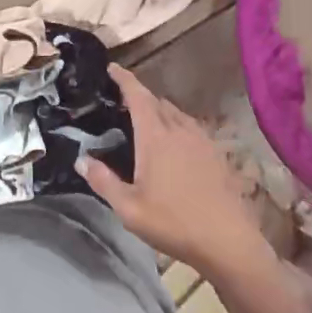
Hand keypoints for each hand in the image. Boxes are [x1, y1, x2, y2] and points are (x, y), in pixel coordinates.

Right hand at [80, 66, 276, 279]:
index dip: (124, 79)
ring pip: (176, 113)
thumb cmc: (175, 223)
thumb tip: (81, 159)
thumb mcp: (129, 208)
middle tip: (120, 102)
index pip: (137, 95)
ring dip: (159, 111)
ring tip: (145, 122)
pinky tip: (173, 146)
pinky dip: (176, 126)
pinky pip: (191, 128)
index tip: (111, 67)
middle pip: (157, 101)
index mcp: (156, 136)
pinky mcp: (217, 155)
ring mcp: (202, 141)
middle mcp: (180, 130)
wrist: (230, 244)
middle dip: (139, 96)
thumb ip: (103, 181)